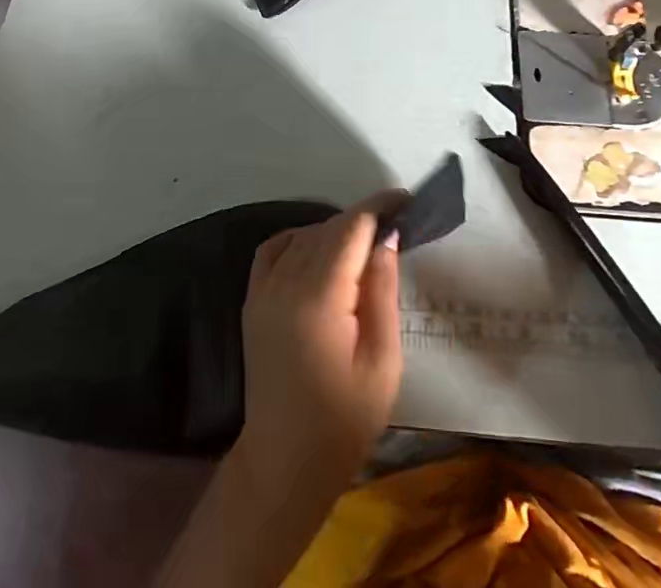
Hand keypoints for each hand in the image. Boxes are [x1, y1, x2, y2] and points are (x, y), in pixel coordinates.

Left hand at [233, 191, 406, 496]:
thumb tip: (386, 238)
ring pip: (302, 235)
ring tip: (367, 241)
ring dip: (336, 229)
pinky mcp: (252, 303)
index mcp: (318, 299)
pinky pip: (273, 251)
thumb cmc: (345, 417)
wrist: (285, 461)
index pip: (350, 229)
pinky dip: (300, 238)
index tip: (408, 199)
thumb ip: (381, 290)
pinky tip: (321, 249)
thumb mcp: (382, 358)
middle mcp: (283, 285)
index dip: (379, 207)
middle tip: (398, 222)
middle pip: (327, 228)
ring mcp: (262, 292)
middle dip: (364, 216)